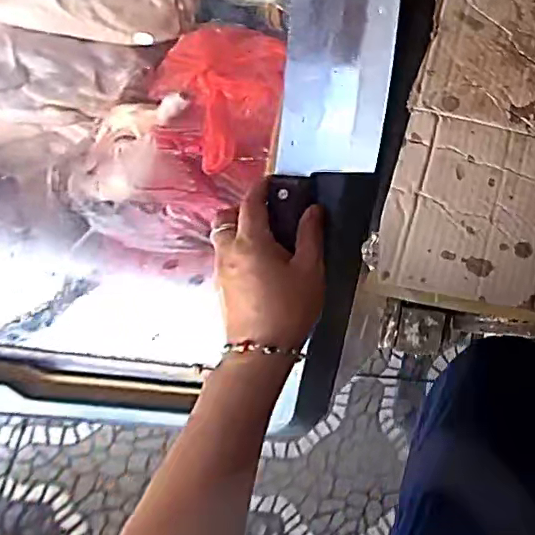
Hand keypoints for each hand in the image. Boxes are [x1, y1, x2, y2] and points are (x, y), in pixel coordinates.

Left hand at [211, 177, 324, 350]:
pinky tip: (259, 261)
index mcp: (251, 242)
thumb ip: (311, 235)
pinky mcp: (221, 287)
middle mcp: (229, 253)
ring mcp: (221, 271)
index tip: (271, 183)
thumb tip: (313, 212)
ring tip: (266, 236)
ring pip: (222, 237)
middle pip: (226, 217)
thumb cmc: (287, 311)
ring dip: (238, 229)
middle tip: (266, 210)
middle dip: (243, 208)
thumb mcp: (310, 269)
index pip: (250, 203)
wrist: (261, 351)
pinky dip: (237, 249)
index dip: (261, 188)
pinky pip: (224, 256)